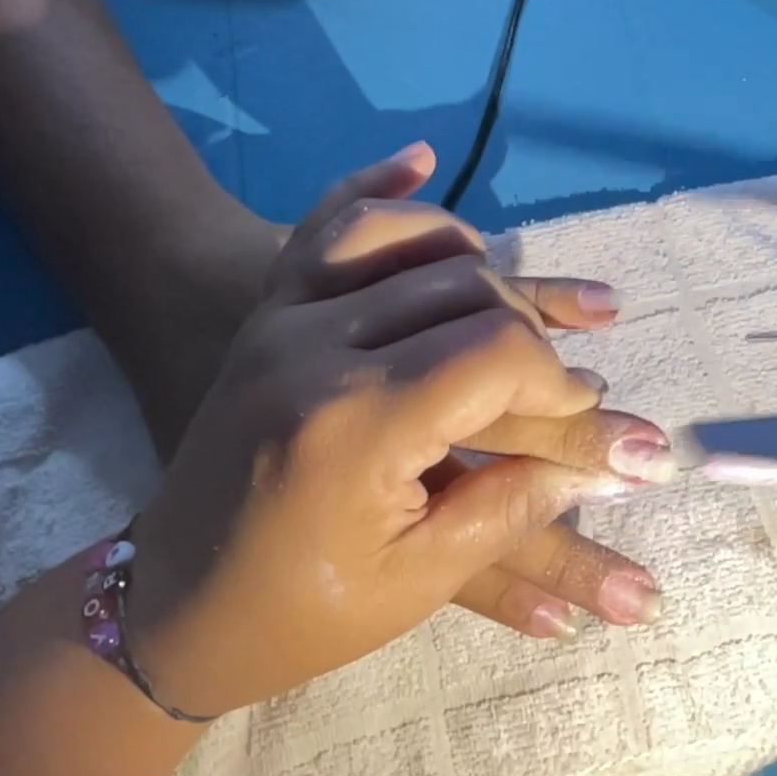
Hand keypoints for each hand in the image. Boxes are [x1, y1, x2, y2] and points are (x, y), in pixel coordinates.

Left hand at [125, 149, 638, 713]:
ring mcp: (281, 319)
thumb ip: (515, 505)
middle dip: (536, 336)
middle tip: (570, 387)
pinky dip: (378, 191)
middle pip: (466, 290)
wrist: (169, 607)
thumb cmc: (296, 615)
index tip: (592, 423)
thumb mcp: (415, 582)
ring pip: (409, 244)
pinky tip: (420, 160)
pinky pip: (328, 229)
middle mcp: (315, 347)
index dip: (562, 384)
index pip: (498, 353)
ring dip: (480, 265)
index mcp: (354, 425)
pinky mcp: (267, 314)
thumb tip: (608, 457)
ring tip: (524, 306)